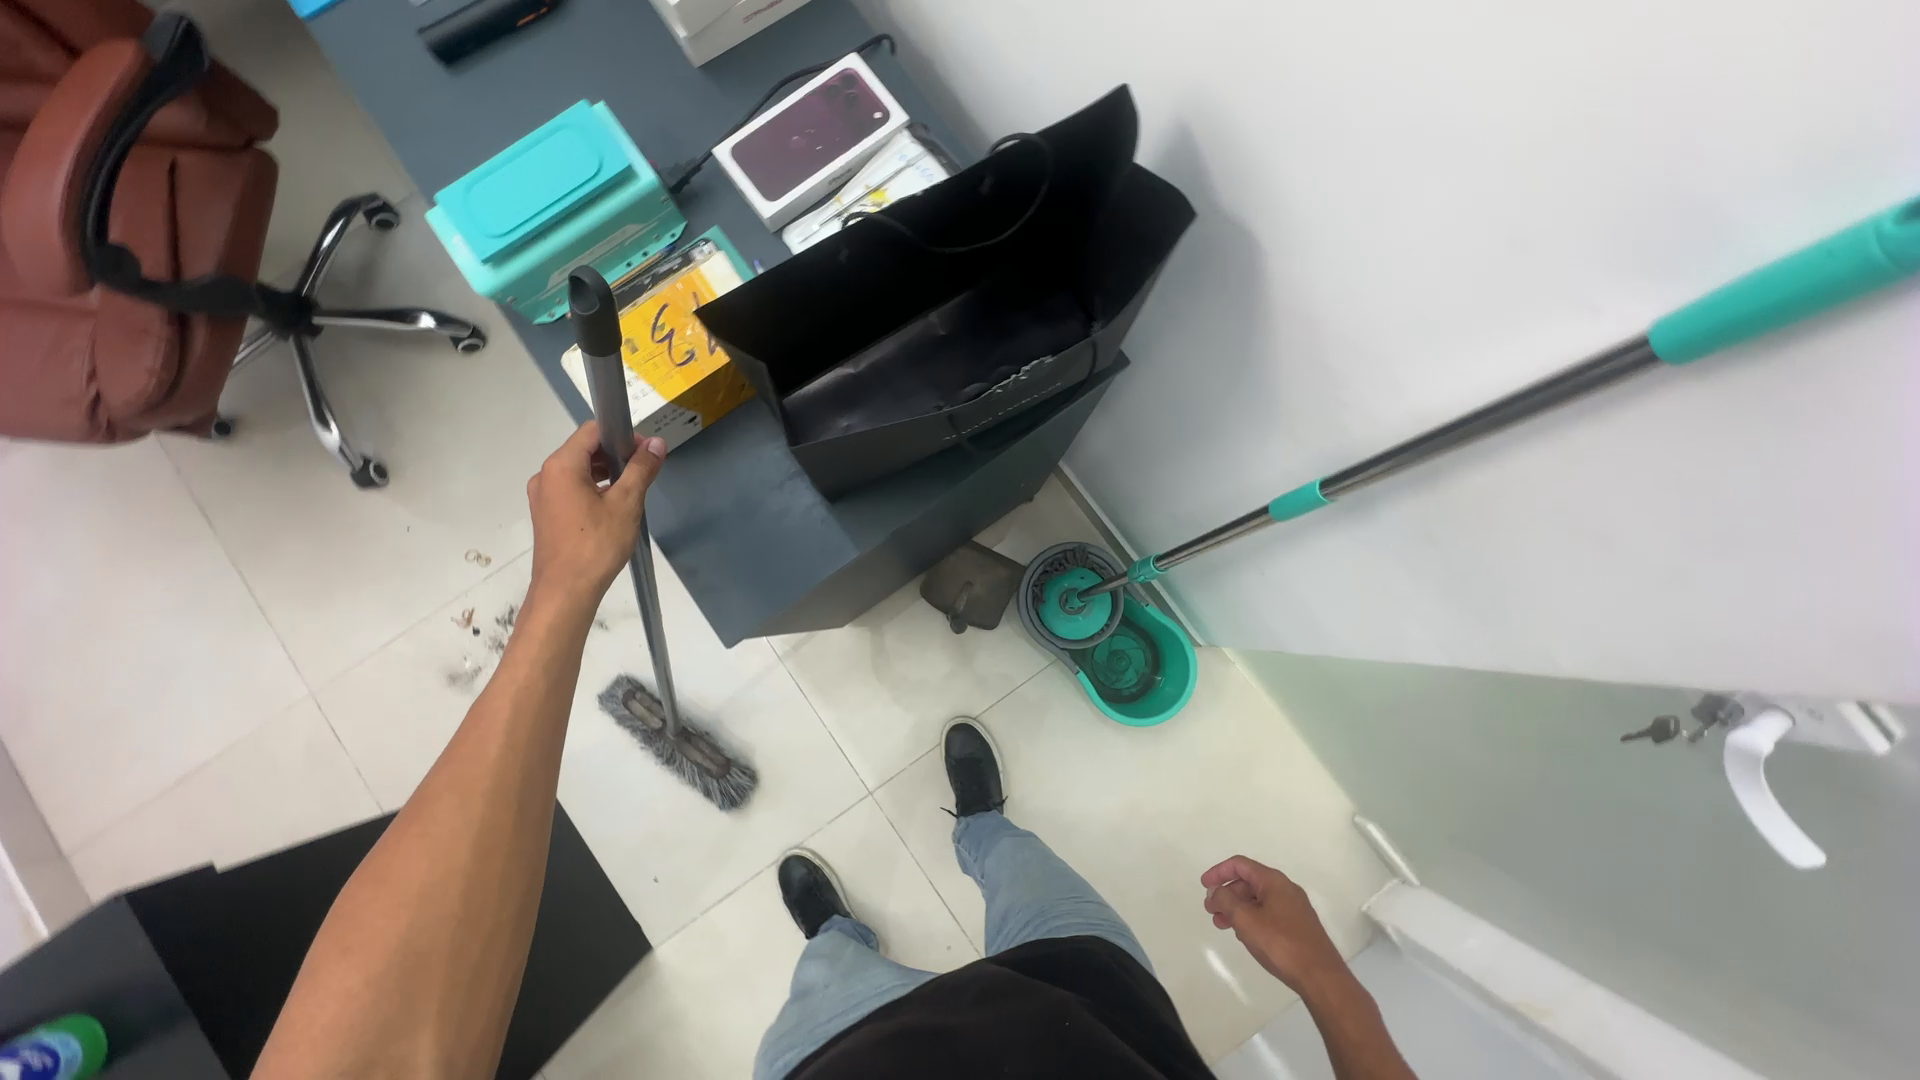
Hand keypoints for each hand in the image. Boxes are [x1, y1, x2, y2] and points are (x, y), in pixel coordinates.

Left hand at [525, 422, 665, 617]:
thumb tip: (656, 444)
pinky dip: (593, 489)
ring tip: (632, 491)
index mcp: (561, 466)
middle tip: (644, 472)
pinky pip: (571, 489)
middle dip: (616, 454)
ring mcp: (542, 496)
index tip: (646, 452)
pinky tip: (613, 507)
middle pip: (583, 449)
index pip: (592, 431)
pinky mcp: (546, 514)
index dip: (622, 435)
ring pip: (578, 471)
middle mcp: (546, 475)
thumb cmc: (596, 545)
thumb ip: (641, 469)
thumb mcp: (626, 504)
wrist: (566, 591)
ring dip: (606, 473)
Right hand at [1202, 855, 1350, 995]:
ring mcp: (1294, 909)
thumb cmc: (1281, 944)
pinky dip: (1251, 919)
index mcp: (1274, 881)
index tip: (1204, 887)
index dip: (1218, 872)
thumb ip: (1226, 900)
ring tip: (1222, 925)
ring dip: (1237, 908)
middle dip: (1226, 894)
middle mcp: (1285, 889)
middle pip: (1248, 882)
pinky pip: (1268, 914)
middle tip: (1211, 911)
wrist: (1321, 977)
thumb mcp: (1246, 920)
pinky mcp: (1298, 927)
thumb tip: (1216, 891)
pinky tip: (1245, 935)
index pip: (1240, 865)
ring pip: (1258, 900)